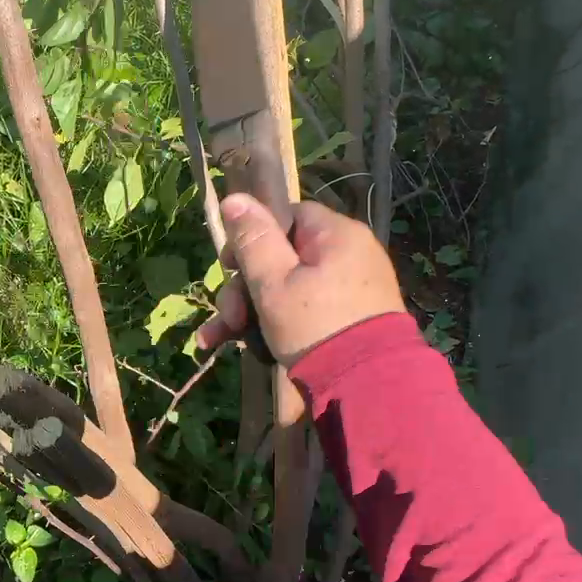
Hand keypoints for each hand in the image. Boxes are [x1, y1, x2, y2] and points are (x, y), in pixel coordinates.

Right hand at [196, 193, 405, 365]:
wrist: (364, 383)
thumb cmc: (315, 324)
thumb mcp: (274, 282)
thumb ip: (253, 240)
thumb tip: (234, 198)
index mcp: (336, 235)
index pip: (286, 217)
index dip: (252, 238)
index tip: (228, 266)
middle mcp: (347, 255)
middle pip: (281, 257)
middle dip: (244, 287)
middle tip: (228, 315)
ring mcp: (348, 289)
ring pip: (285, 288)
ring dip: (248, 310)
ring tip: (218, 338)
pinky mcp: (345, 318)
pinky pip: (300, 309)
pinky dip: (271, 323)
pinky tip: (239, 344)